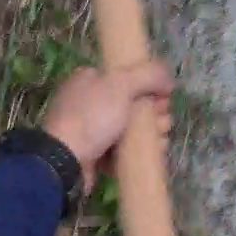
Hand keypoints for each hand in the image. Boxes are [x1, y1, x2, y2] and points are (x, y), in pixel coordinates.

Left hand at [40, 61, 174, 190]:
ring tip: (161, 140)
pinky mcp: (94, 156)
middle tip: (162, 121)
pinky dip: (137, 152)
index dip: (149, 86)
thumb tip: (169, 79)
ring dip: (150, 133)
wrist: (65, 161)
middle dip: (153, 112)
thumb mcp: (121, 84)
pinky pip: (121, 151)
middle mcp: (88, 104)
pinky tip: (153, 153)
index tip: (164, 97)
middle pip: (131, 104)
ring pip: (129, 129)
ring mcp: (90, 132)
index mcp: (89, 80)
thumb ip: (148, 74)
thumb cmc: (91, 117)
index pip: (126, 78)